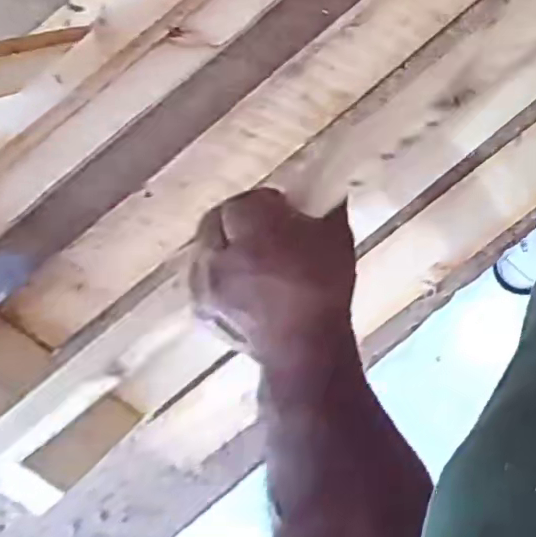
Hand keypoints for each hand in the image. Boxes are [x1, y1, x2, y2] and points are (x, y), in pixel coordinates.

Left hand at [191, 187, 355, 366]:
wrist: (304, 346)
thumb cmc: (326, 287)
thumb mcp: (337, 238)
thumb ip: (325, 209)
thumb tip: (325, 191)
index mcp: (258, 234)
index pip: (244, 200)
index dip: (263, 199)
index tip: (283, 206)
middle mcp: (221, 257)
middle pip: (214, 218)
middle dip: (236, 215)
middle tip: (262, 222)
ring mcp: (203, 286)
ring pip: (203, 247)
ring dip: (223, 242)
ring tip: (250, 252)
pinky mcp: (198, 309)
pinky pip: (200, 275)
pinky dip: (216, 269)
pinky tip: (242, 278)